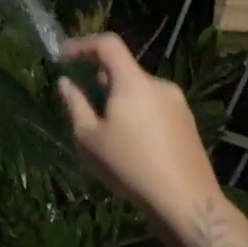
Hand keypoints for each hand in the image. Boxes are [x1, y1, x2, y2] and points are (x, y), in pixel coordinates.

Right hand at [56, 33, 221, 232]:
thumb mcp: (88, 137)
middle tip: (79, 103)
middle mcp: (159, 85)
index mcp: (133, 83)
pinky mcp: (187, 122)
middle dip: (97, 79)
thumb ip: (75, 104)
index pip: (108, 44)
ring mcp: (177, 104)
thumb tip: (66, 83)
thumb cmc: (129, 166)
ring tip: (102, 129)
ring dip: (116, 98)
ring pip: (137, 89)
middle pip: (122, 69)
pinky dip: (134, 112)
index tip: (60, 57)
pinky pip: (152, 105)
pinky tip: (128, 143)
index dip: (81, 45)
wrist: (186, 201)